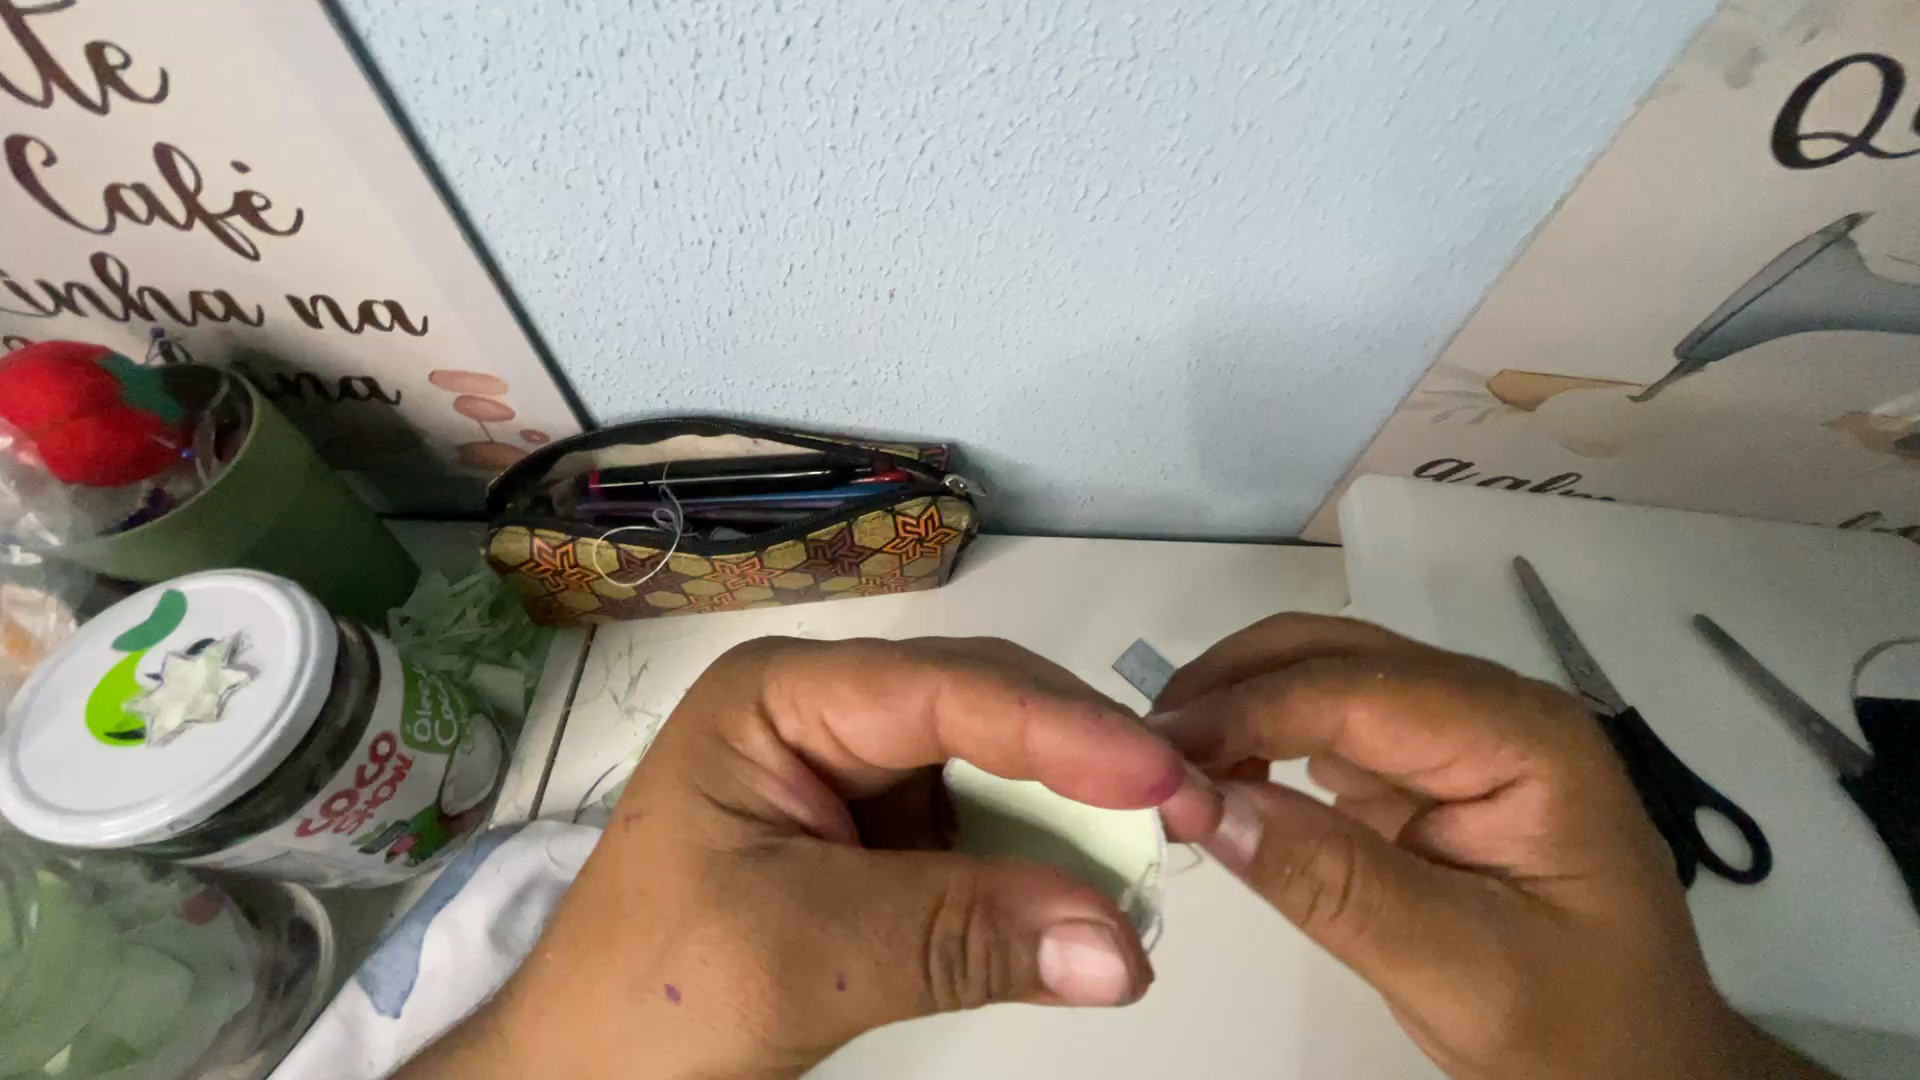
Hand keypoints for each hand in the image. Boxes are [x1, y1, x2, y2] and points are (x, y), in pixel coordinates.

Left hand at [399, 637, 1213, 1079]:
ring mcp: (857, 759)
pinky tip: (1080, 881)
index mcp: (784, 694)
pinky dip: (1035, 849)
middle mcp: (829, 704)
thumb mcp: (802, 957)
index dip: (1057, 728)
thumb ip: (964, 937)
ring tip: (1148, 850)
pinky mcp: (879, 818)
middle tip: (1180, 809)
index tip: (1160, 778)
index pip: (941, 689)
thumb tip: (1123, 950)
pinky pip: (978, 814)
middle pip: (977, 704)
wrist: (580, 1074)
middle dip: (1077, 756)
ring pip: (990, 755)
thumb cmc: (652, 998)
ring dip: (1069, 805)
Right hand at [1152, 614, 1831, 1079]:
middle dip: (1225, 686)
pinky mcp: (1407, 756)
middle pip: (1325, 651)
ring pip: (1307, 670)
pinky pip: (1309, 717)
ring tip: (1166, 760)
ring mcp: (1441, 724)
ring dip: (1228, 703)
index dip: (1244, 713)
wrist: (1637, 1067)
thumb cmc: (1578, 1033)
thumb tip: (1200, 803)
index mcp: (1518, 735)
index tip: (1153, 756)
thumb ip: (1331, 883)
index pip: (1353, 691)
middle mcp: (1478, 703)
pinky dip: (1248, 735)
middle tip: (1145, 746)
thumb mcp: (1461, 975)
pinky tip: (1213, 775)